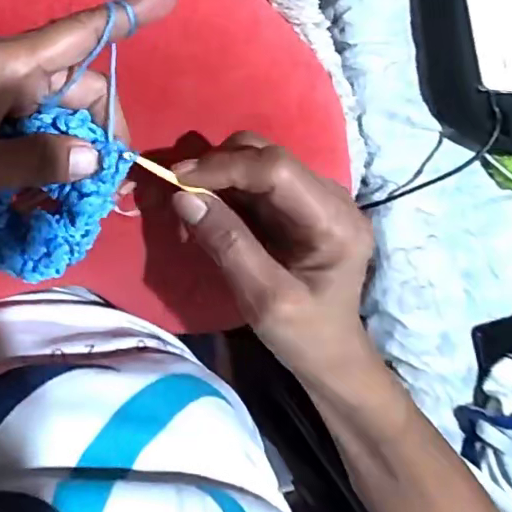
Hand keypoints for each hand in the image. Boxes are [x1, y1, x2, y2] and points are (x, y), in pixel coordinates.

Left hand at [0, 0, 178, 209]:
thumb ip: (38, 160)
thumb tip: (93, 158)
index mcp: (8, 66)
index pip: (80, 30)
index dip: (127, 12)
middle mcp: (7, 72)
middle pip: (77, 84)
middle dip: (102, 125)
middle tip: (111, 177)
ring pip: (55, 110)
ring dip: (72, 145)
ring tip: (82, 192)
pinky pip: (29, 125)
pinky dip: (44, 151)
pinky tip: (45, 187)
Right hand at [171, 133, 375, 371]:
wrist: (330, 356)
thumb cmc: (303, 334)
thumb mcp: (263, 298)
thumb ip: (227, 243)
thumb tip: (183, 196)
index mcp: (334, 221)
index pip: (275, 168)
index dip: (223, 166)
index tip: (177, 180)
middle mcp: (330, 197)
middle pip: (265, 154)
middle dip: (216, 165)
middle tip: (179, 191)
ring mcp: (314, 196)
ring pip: (255, 158)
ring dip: (216, 173)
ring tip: (190, 202)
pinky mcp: (295, 202)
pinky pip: (251, 177)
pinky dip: (222, 185)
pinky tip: (206, 208)